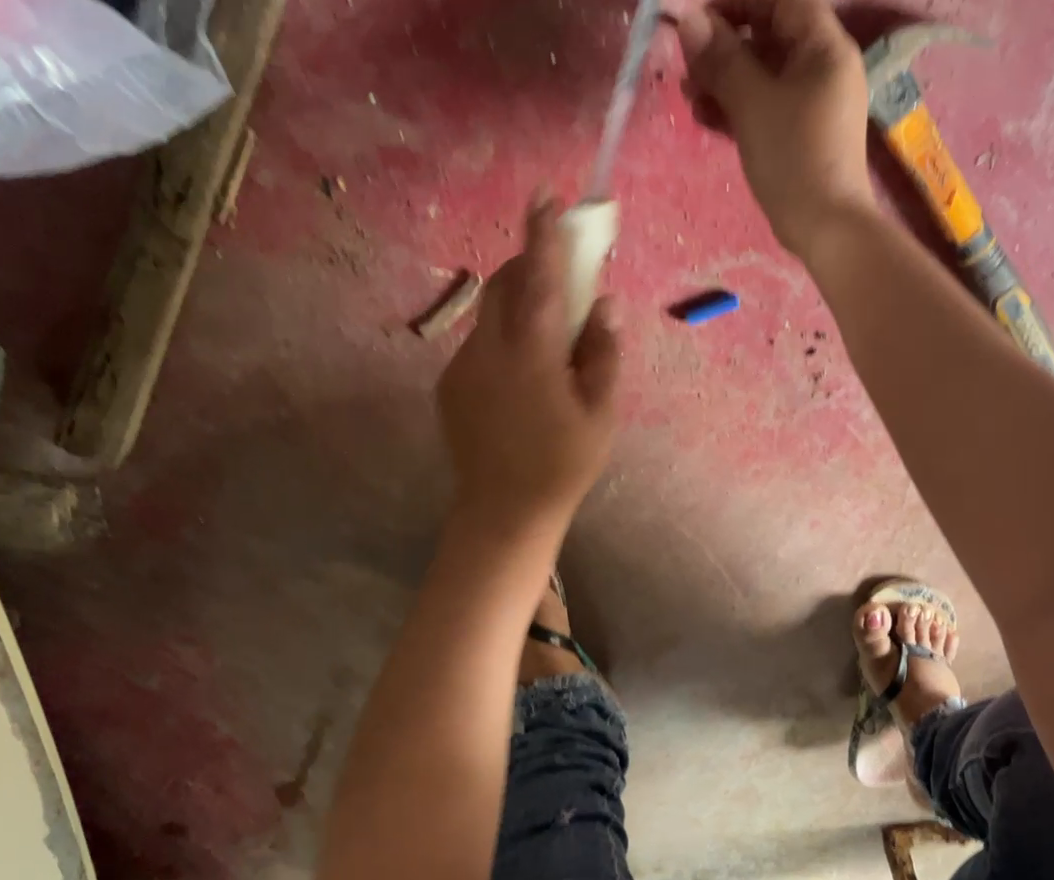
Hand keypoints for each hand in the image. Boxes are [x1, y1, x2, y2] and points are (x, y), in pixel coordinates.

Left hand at [436, 196, 622, 537]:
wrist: (503, 510)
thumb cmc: (564, 464)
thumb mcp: (601, 413)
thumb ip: (602, 353)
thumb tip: (604, 304)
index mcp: (533, 354)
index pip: (540, 278)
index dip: (544, 234)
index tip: (545, 194)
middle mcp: (490, 349)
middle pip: (505, 284)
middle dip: (531, 267)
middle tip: (560, 278)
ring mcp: (463, 366)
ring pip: (491, 315)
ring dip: (518, 307)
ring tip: (546, 341)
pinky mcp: (450, 384)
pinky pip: (480, 344)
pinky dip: (504, 340)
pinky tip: (522, 380)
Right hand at [674, 0, 875, 255]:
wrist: (826, 229)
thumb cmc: (793, 158)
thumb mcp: (752, 103)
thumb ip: (721, 58)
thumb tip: (690, 19)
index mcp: (824, 48)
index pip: (781, 1)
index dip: (737, 2)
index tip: (697, 18)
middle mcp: (824, 69)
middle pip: (769, 35)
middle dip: (724, 45)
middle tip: (687, 62)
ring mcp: (814, 105)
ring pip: (763, 74)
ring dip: (724, 79)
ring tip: (689, 95)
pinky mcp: (802, 136)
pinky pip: (766, 106)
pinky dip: (737, 107)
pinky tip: (705, 118)